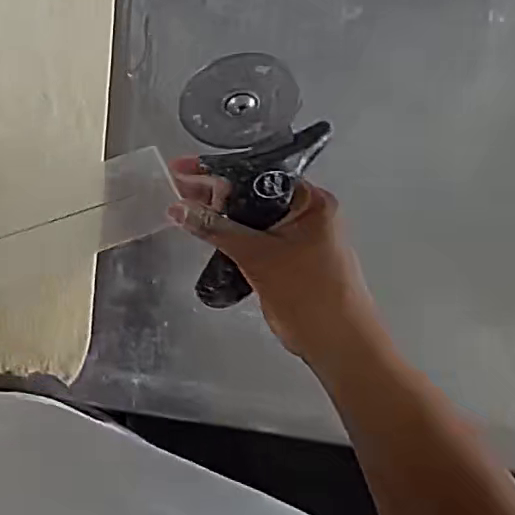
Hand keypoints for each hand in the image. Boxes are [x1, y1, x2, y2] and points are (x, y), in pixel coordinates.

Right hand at [168, 156, 371, 361]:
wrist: (339, 346)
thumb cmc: (309, 294)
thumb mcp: (257, 256)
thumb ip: (216, 228)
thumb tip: (177, 208)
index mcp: (309, 200)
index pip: (256, 172)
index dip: (217, 169)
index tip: (183, 168)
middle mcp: (305, 211)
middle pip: (251, 191)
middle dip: (213, 189)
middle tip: (175, 185)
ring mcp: (297, 234)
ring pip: (249, 214)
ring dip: (218, 211)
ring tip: (181, 204)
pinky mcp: (286, 254)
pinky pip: (252, 233)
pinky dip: (228, 231)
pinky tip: (202, 229)